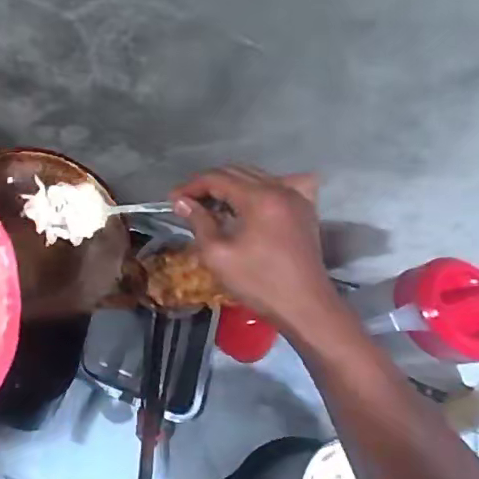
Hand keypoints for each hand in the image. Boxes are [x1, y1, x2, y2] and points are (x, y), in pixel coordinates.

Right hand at [170, 166, 343, 334]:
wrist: (304, 306)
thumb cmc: (258, 282)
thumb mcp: (217, 254)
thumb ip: (199, 221)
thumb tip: (181, 202)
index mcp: (259, 199)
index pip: (217, 178)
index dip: (191, 186)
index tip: (173, 200)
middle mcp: (280, 189)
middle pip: (236, 172)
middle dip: (208, 184)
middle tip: (188, 202)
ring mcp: (297, 197)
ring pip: (256, 176)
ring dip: (231, 185)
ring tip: (213, 204)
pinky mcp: (306, 209)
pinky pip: (283, 184)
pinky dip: (263, 186)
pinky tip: (254, 199)